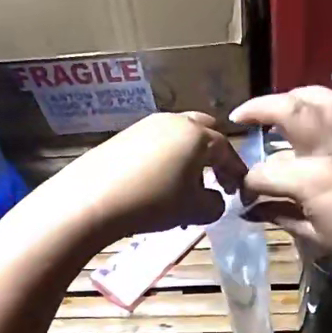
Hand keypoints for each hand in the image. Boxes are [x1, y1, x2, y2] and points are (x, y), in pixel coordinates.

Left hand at [55, 113, 244, 240]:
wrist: (92, 199)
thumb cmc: (154, 202)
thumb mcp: (196, 210)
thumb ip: (216, 203)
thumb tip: (214, 197)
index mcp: (199, 136)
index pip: (228, 151)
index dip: (236, 173)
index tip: (238, 192)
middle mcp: (175, 122)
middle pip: (204, 132)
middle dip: (213, 156)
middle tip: (213, 181)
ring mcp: (146, 125)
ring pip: (179, 138)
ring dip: (188, 159)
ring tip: (183, 189)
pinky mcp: (124, 136)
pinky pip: (156, 144)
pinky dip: (166, 160)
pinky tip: (157, 185)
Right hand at [232, 89, 331, 271]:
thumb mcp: (316, 236)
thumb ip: (281, 216)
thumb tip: (254, 209)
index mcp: (311, 179)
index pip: (266, 172)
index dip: (249, 184)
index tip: (246, 193)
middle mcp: (330, 150)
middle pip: (290, 111)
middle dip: (259, 108)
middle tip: (242, 115)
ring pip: (324, 98)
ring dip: (298, 94)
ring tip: (282, 102)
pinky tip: (328, 104)